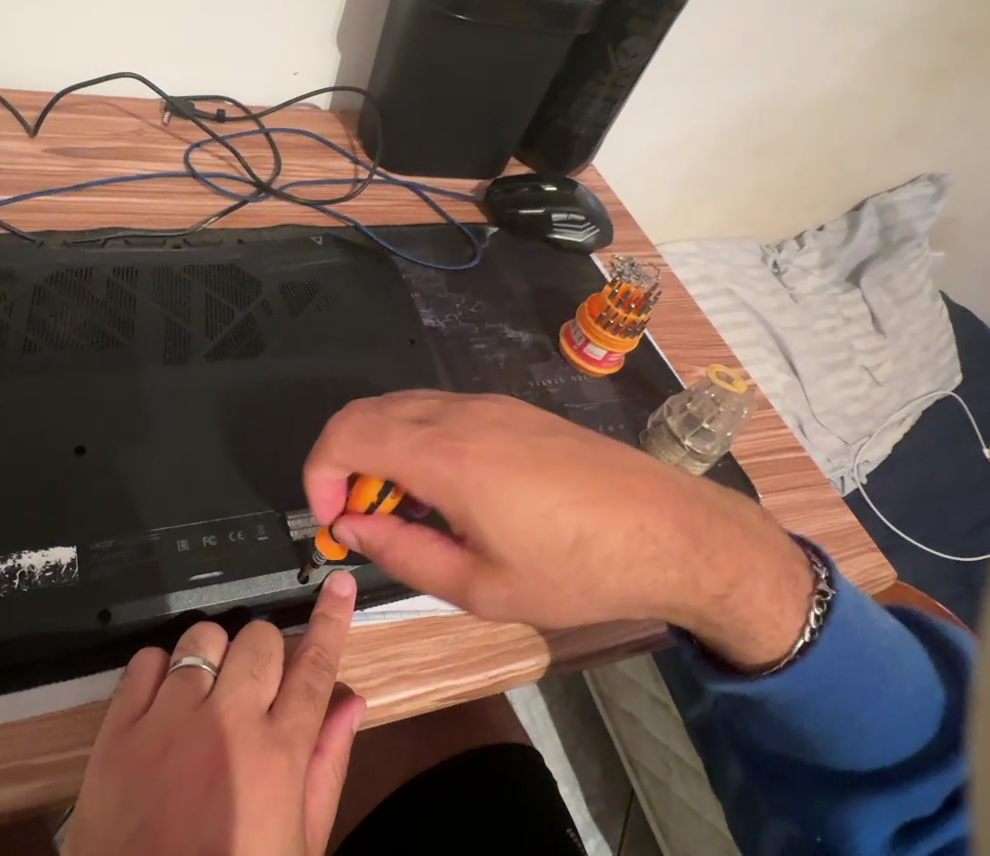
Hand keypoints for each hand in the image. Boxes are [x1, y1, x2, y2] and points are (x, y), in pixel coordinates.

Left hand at [64, 571, 367, 855]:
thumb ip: (327, 767)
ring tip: (210, 691)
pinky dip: (161, 669)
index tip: (339, 584)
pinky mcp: (118, 730)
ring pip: (203, 638)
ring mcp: (169, 721)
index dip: (331, 620)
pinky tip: (167, 699)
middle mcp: (227, 723)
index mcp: (279, 754)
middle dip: (268, 653)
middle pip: (261, 640)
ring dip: (216, 655)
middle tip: (258, 687)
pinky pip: (146, 660)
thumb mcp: (299, 844)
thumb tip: (350, 702)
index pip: (315, 667)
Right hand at [303, 391, 813, 669]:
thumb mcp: (480, 587)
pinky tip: (447, 491)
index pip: (344, 434)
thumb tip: (350, 527)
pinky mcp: (514, 409)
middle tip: (361, 520)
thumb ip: (402, 553)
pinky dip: (416, 441)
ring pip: (402, 407)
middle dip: (343, 463)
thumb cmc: (576, 570)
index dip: (318, 475)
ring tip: (406, 512)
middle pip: (366, 412)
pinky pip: (440, 410)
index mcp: (444, 454)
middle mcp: (459, 412)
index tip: (333, 521)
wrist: (671, 530)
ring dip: (379, 451)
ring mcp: (490, 404)